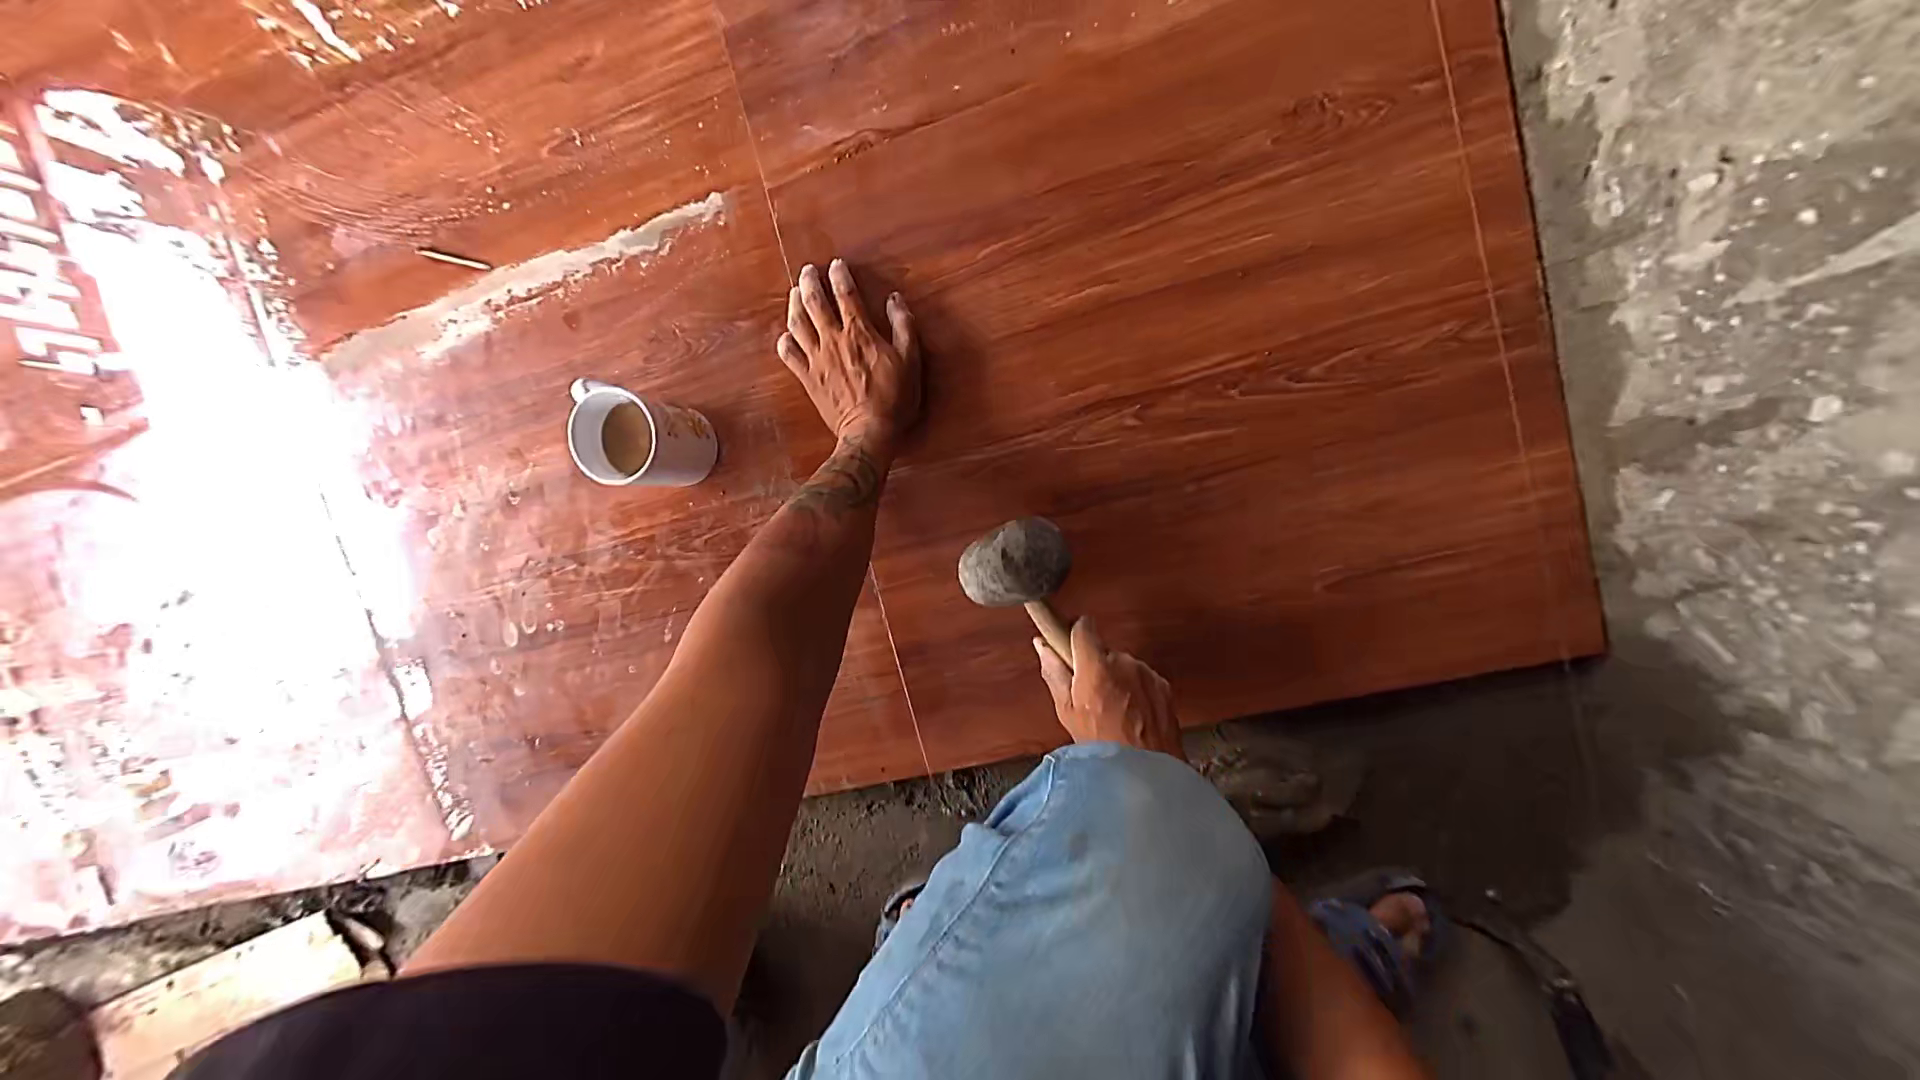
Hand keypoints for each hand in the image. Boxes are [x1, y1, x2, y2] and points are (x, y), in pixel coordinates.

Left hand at [778, 260, 921, 454]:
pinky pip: (789, 355)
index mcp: (859, 333)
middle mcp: (833, 340)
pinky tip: (786, 336)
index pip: (845, 294)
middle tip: (808, 271)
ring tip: (794, 294)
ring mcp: (817, 360)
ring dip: (793, 304)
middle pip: (814, 302)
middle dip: (809, 282)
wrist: (870, 432)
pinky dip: (784, 341)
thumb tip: (895, 300)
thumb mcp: (910, 361)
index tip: (836, 265)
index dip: (839, 276)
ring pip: (797, 323)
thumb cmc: (894, 399)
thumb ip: (903, 326)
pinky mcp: (808, 379)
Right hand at [1036, 618, 1185, 761]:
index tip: (1065, 641)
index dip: (1074, 634)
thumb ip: (1055, 672)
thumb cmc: (1105, 748)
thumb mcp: (1067, 712)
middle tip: (1089, 697)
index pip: (1083, 627)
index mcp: (1096, 666)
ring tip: (1113, 713)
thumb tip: (1043, 646)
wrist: (1148, 773)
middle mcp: (1124, 663)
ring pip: (1124, 666)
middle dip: (1096, 667)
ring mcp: (1147, 673)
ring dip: (1118, 681)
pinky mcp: (1164, 686)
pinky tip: (1132, 717)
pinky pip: (1143, 680)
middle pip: (1104, 651)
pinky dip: (1137, 693)